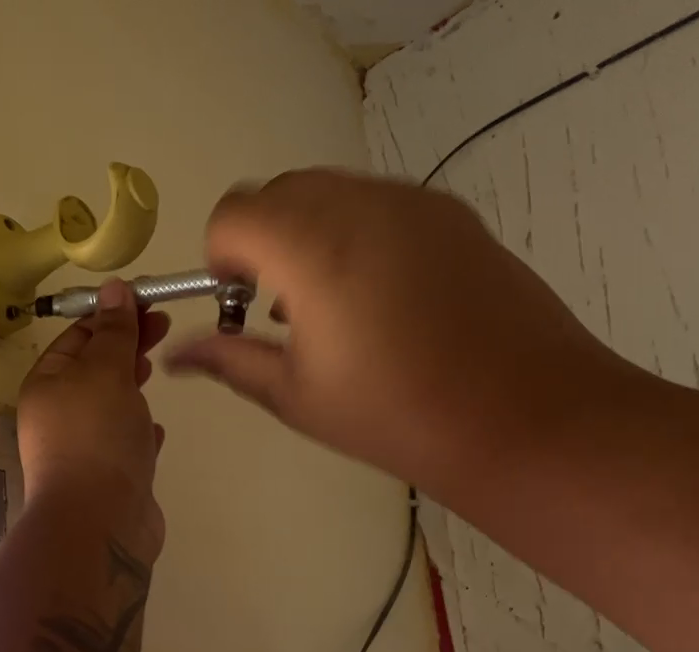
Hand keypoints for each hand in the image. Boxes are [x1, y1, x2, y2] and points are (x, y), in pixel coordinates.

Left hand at [17, 278, 169, 560]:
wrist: (98, 520)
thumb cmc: (95, 435)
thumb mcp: (105, 369)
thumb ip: (114, 330)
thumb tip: (112, 288)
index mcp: (46, 385)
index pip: (77, 338)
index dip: (112, 315)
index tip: (151, 301)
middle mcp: (57, 417)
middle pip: (93, 371)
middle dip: (126, 347)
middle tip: (163, 328)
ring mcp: (82, 450)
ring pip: (108, 408)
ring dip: (130, 389)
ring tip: (153, 372)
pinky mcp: (109, 479)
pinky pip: (123, 446)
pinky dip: (138, 433)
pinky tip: (155, 431)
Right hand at [165, 169, 654, 497]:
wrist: (523, 415)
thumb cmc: (393, 414)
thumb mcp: (294, 395)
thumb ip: (228, 359)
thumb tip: (176, 354)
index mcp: (316, 252)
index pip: (234, 213)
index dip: (219, 256)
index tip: (236, 303)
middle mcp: (364, 208)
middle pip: (278, 190)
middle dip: (256, 238)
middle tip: (271, 302)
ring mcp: (415, 205)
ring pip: (329, 189)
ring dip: (302, 231)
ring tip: (323, 302)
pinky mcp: (453, 215)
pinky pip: (376, 201)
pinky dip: (349, 230)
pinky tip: (370, 295)